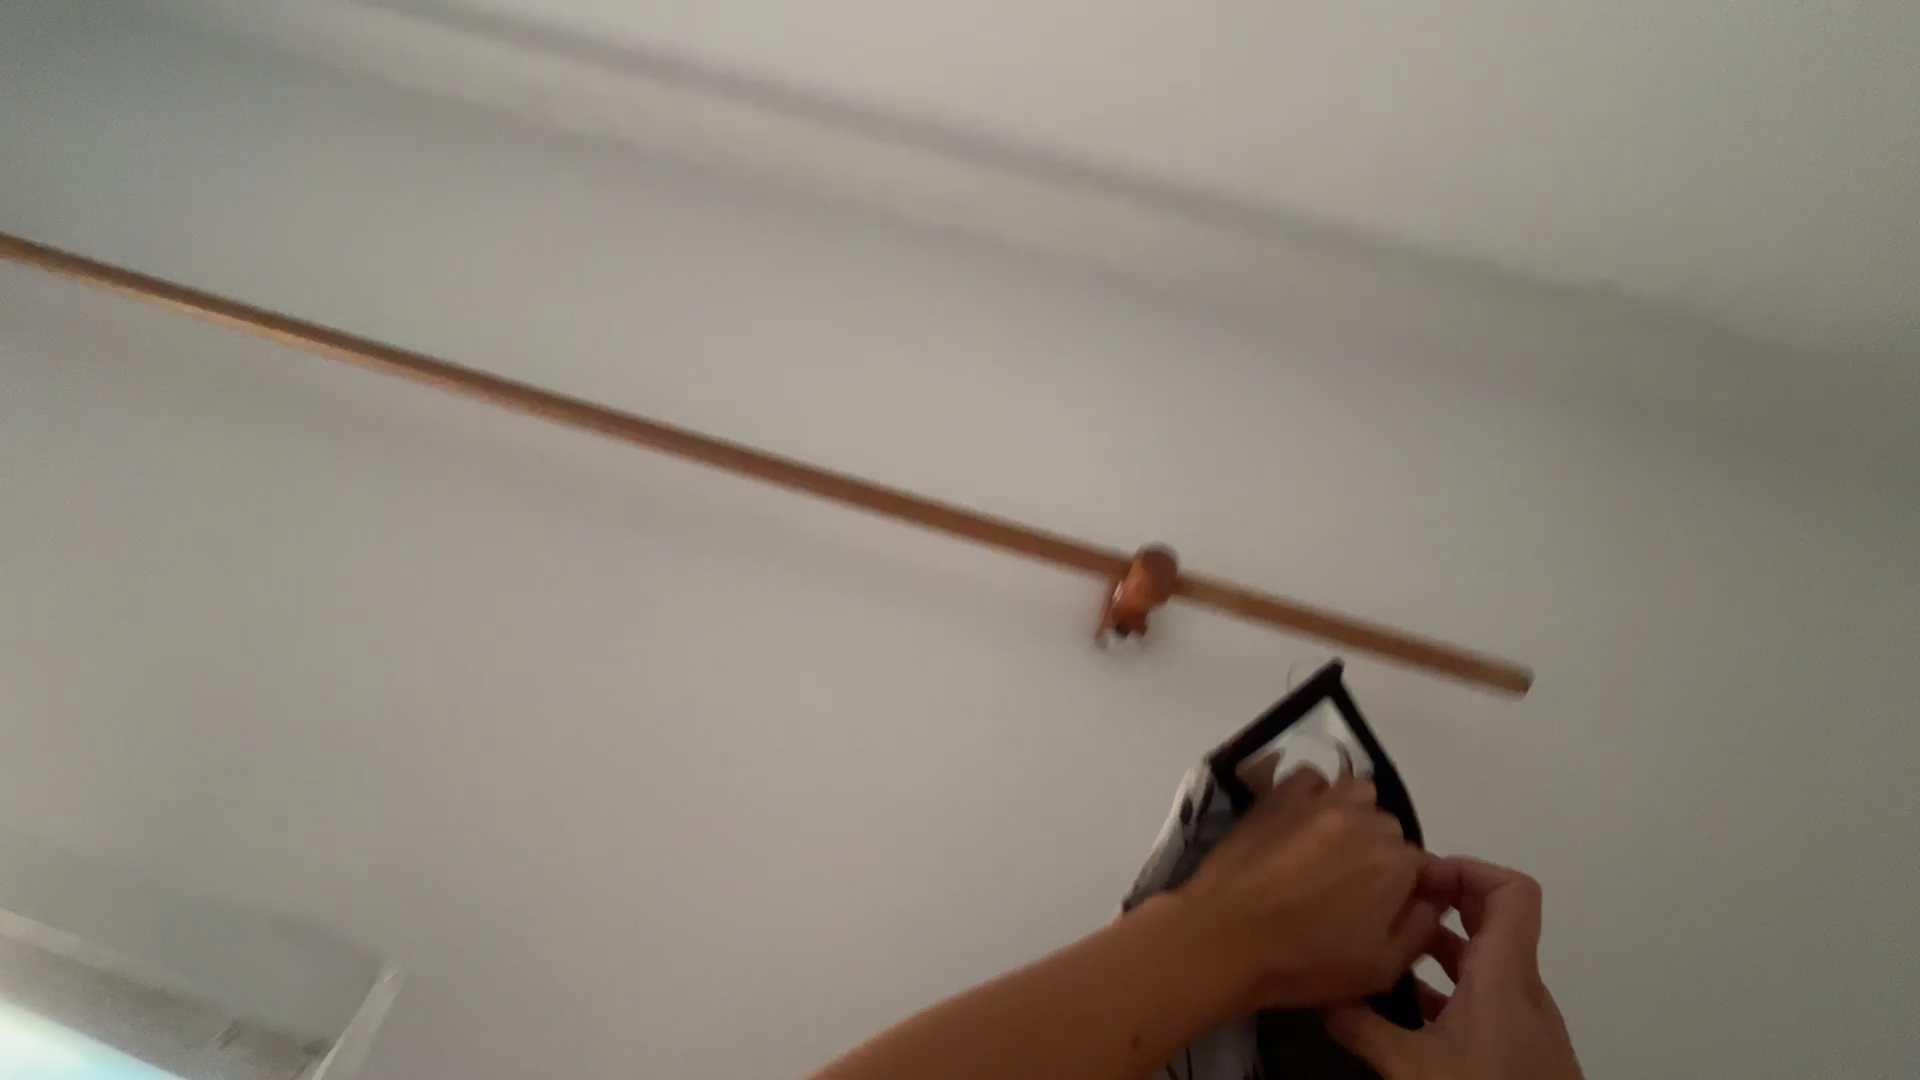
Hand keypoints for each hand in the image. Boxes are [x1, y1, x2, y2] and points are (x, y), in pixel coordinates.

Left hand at [1174, 768, 1437, 1011]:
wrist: (1225, 934)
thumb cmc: (1304, 961)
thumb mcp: (1381, 967)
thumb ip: (1419, 927)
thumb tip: (1431, 899)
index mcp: (1392, 864)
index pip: (1420, 863)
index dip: (1404, 887)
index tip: (1382, 905)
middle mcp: (1359, 822)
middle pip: (1387, 826)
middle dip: (1378, 851)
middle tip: (1350, 880)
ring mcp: (1314, 802)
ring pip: (1355, 791)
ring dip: (1353, 813)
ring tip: (1330, 844)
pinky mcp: (1275, 794)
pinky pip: (1308, 777)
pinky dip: (1313, 792)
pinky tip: (1300, 820)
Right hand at [1325, 857, 1582, 1079]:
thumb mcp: (1409, 1067)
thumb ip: (1359, 1022)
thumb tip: (1315, 990)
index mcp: (1505, 976)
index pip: (1511, 890)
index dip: (1465, 867)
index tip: (1412, 877)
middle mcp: (1522, 988)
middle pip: (1489, 916)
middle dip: (1435, 898)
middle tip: (1383, 900)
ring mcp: (1524, 1020)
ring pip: (1483, 956)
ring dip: (1434, 941)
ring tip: (1381, 945)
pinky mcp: (1519, 1048)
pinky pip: (1483, 992)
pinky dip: (1445, 981)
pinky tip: (1401, 1002)